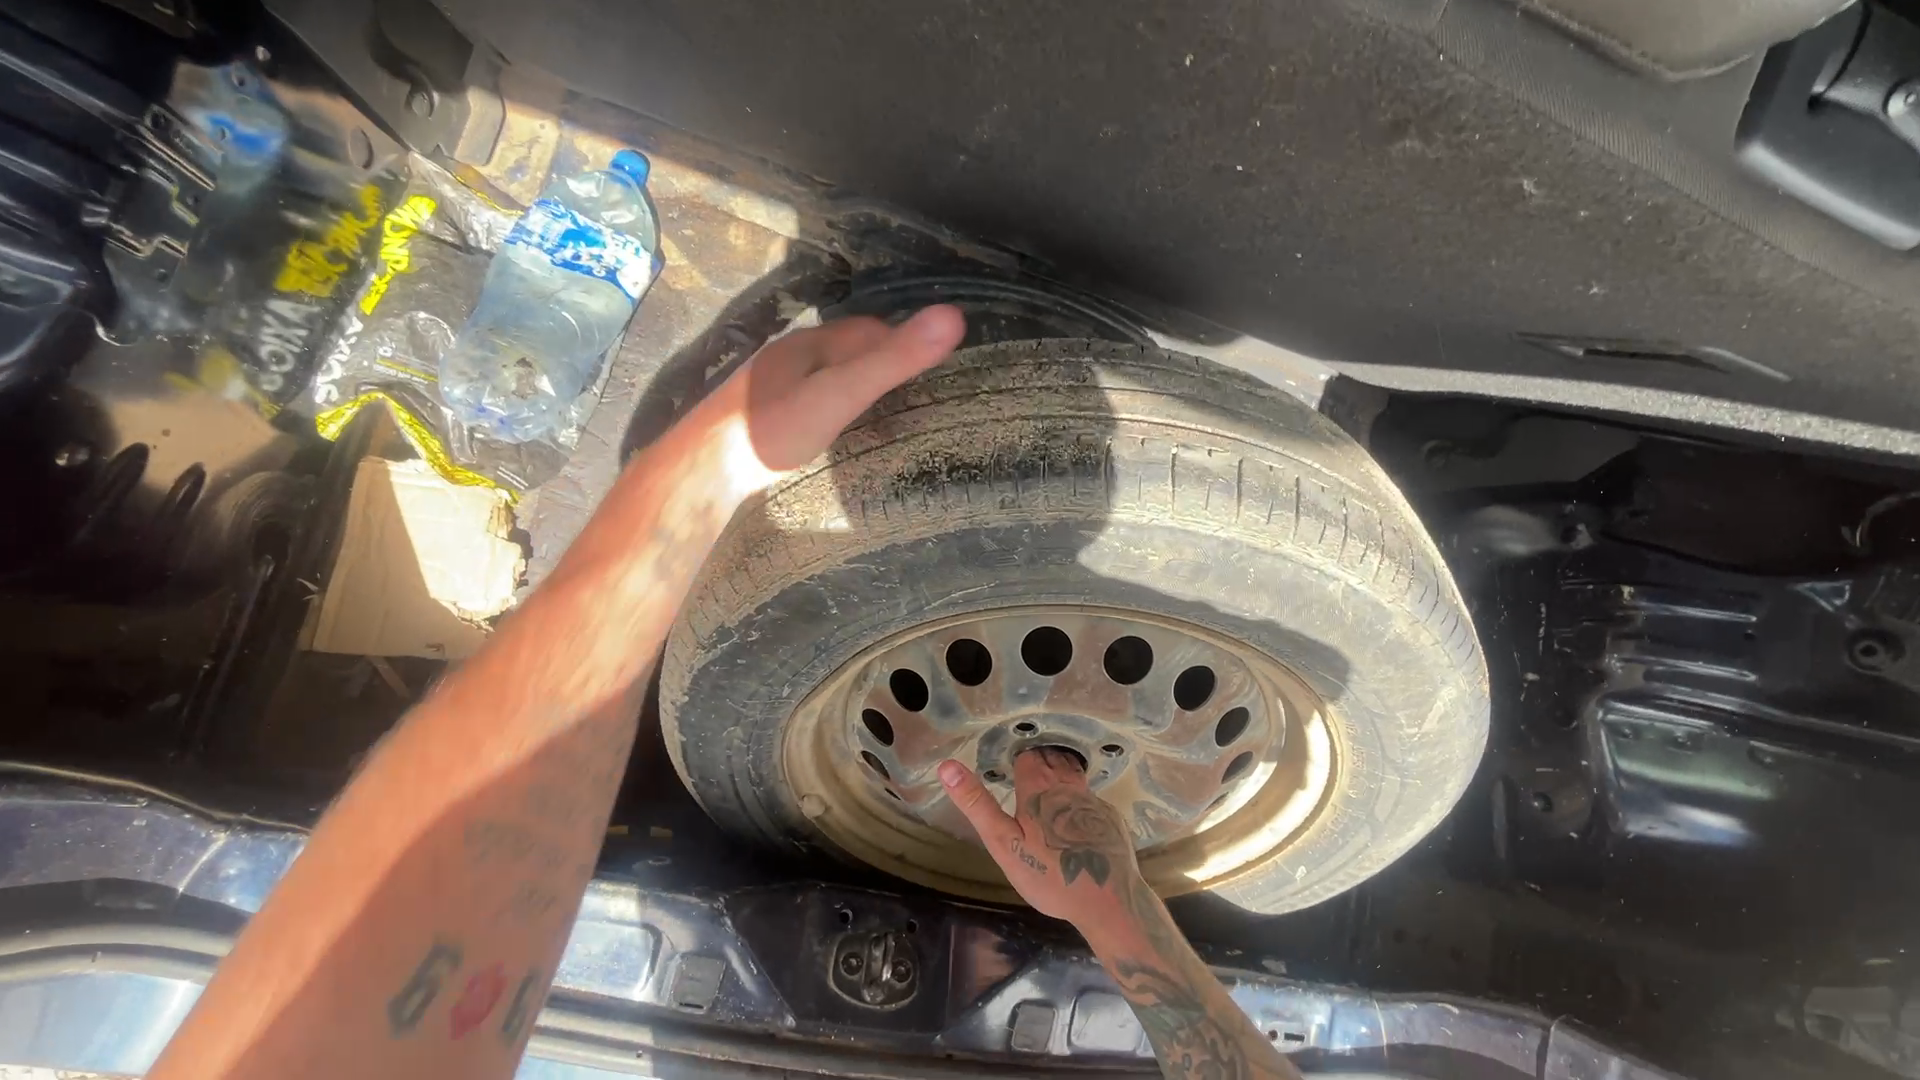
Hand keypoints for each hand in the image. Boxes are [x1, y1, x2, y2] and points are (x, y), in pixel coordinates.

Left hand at [696, 305, 965, 494]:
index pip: (870, 331)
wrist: (703, 471)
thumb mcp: (838, 396)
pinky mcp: (760, 415)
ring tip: (885, 412)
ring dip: (855, 384)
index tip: (933, 368)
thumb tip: (952, 316)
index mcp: (811, 344)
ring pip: (825, 375)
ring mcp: (771, 386)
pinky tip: (836, 431)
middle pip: (847, 350)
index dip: (902, 343)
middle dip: (881, 362)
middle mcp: (790, 357)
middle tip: (915, 392)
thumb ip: (891, 362)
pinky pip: (808, 399)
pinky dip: (832, 405)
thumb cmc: (773, 431)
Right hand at [940, 748, 1143, 927]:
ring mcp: (1092, 799)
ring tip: (1046, 792)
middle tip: (1024, 778)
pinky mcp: (1109, 818)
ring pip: (1073, 774)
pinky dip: (1079, 802)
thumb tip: (947, 766)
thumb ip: (976, 803)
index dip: (1017, 761)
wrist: (1108, 901)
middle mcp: (1068, 783)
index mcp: (1039, 784)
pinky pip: (1089, 799)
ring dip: (1060, 776)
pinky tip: (1073, 822)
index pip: (1027, 755)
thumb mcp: (1003, 842)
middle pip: (1052, 758)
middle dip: (1039, 762)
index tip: (1008, 771)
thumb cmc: (1049, 873)